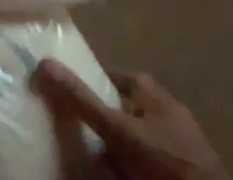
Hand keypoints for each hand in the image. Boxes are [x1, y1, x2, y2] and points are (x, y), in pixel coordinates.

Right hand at [34, 60, 229, 179]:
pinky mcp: (188, 169)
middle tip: (81, 126)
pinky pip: (154, 157)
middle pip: (130, 106)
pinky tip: (121, 172)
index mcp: (156, 96)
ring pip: (142, 134)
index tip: (75, 93)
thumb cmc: (165, 161)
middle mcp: (172, 113)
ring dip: (121, 142)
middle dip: (107, 115)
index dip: (98, 81)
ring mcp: (184, 144)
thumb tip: (43, 63)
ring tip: (96, 155)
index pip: (122, 77)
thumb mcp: (117, 130)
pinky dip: (136, 162)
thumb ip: (82, 100)